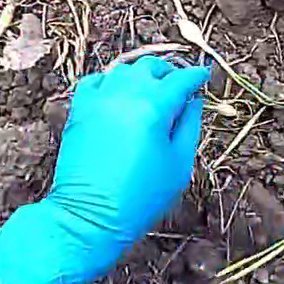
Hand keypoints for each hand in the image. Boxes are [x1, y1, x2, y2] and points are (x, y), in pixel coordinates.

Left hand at [0, 57, 209, 283]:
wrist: (90, 217)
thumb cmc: (140, 196)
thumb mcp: (179, 164)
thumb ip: (189, 126)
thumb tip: (193, 102)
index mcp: (154, 106)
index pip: (181, 79)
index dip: (196, 76)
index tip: (204, 77)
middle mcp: (124, 94)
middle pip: (151, 67)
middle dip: (169, 72)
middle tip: (179, 85)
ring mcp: (98, 99)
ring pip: (124, 69)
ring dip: (141, 75)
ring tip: (151, 90)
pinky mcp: (79, 110)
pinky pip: (96, 81)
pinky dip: (111, 82)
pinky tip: (120, 95)